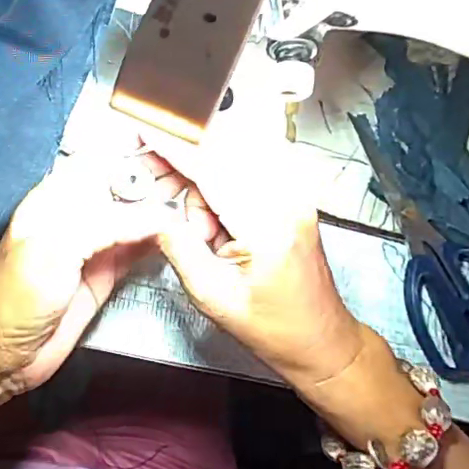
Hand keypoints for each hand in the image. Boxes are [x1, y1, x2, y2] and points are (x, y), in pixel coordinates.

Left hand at [0, 152, 190, 398]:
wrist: (2, 355)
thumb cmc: (13, 298)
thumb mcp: (53, 250)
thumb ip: (104, 225)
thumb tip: (155, 215)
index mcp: (55, 199)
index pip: (100, 163)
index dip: (133, 153)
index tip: (172, 147)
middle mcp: (76, 217)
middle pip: (123, 188)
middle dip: (157, 179)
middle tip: (199, 172)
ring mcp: (93, 246)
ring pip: (135, 218)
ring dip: (165, 209)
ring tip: (201, 197)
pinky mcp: (105, 274)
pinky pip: (139, 249)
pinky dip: (162, 241)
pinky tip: (185, 233)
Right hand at [144, 133, 380, 390]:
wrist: (319, 339)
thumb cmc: (274, 326)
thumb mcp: (211, 294)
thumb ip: (177, 246)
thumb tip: (153, 212)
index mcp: (267, 225)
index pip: (211, 168)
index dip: (173, 147)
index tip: (148, 129)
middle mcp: (286, 200)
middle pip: (221, 154)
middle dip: (182, 163)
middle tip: (156, 180)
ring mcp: (293, 196)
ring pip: (230, 161)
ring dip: (201, 183)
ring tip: (203, 233)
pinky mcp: (291, 197)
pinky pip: (244, 173)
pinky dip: (218, 186)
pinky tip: (213, 222)